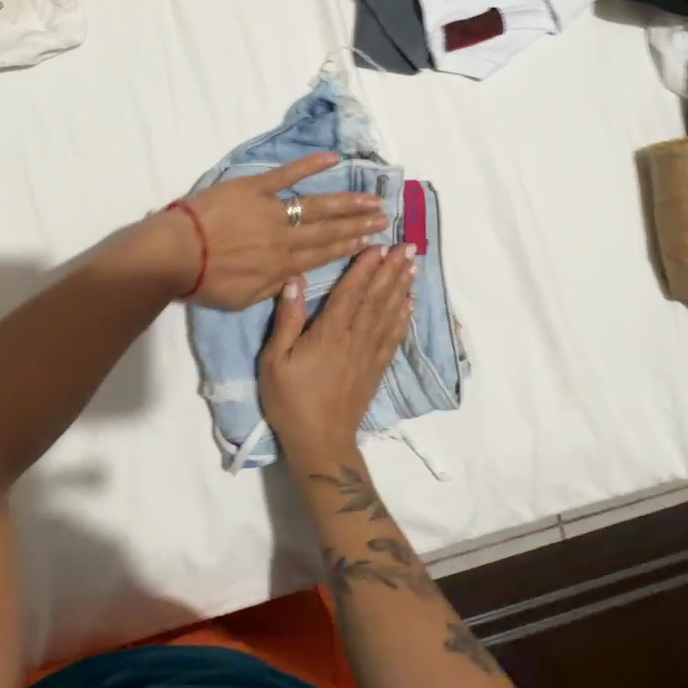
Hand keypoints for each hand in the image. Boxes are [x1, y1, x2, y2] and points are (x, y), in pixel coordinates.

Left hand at [174, 153, 386, 309]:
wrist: (177, 254)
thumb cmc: (205, 282)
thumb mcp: (244, 299)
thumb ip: (274, 289)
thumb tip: (297, 281)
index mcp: (282, 266)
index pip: (323, 255)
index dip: (350, 247)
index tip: (372, 242)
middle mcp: (285, 238)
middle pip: (328, 230)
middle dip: (358, 224)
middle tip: (384, 218)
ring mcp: (272, 210)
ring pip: (317, 206)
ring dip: (346, 202)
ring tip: (372, 198)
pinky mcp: (255, 188)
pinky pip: (287, 175)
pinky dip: (310, 165)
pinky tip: (332, 159)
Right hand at [259, 245, 416, 466]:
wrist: (320, 442)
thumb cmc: (290, 400)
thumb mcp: (274, 360)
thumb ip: (287, 320)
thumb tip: (294, 281)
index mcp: (329, 334)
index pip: (350, 292)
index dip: (364, 267)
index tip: (377, 245)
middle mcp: (355, 339)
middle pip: (376, 298)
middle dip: (391, 270)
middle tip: (406, 245)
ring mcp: (370, 354)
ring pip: (389, 313)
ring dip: (401, 287)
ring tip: (413, 265)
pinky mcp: (377, 368)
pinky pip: (394, 336)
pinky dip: (403, 316)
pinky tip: (410, 302)